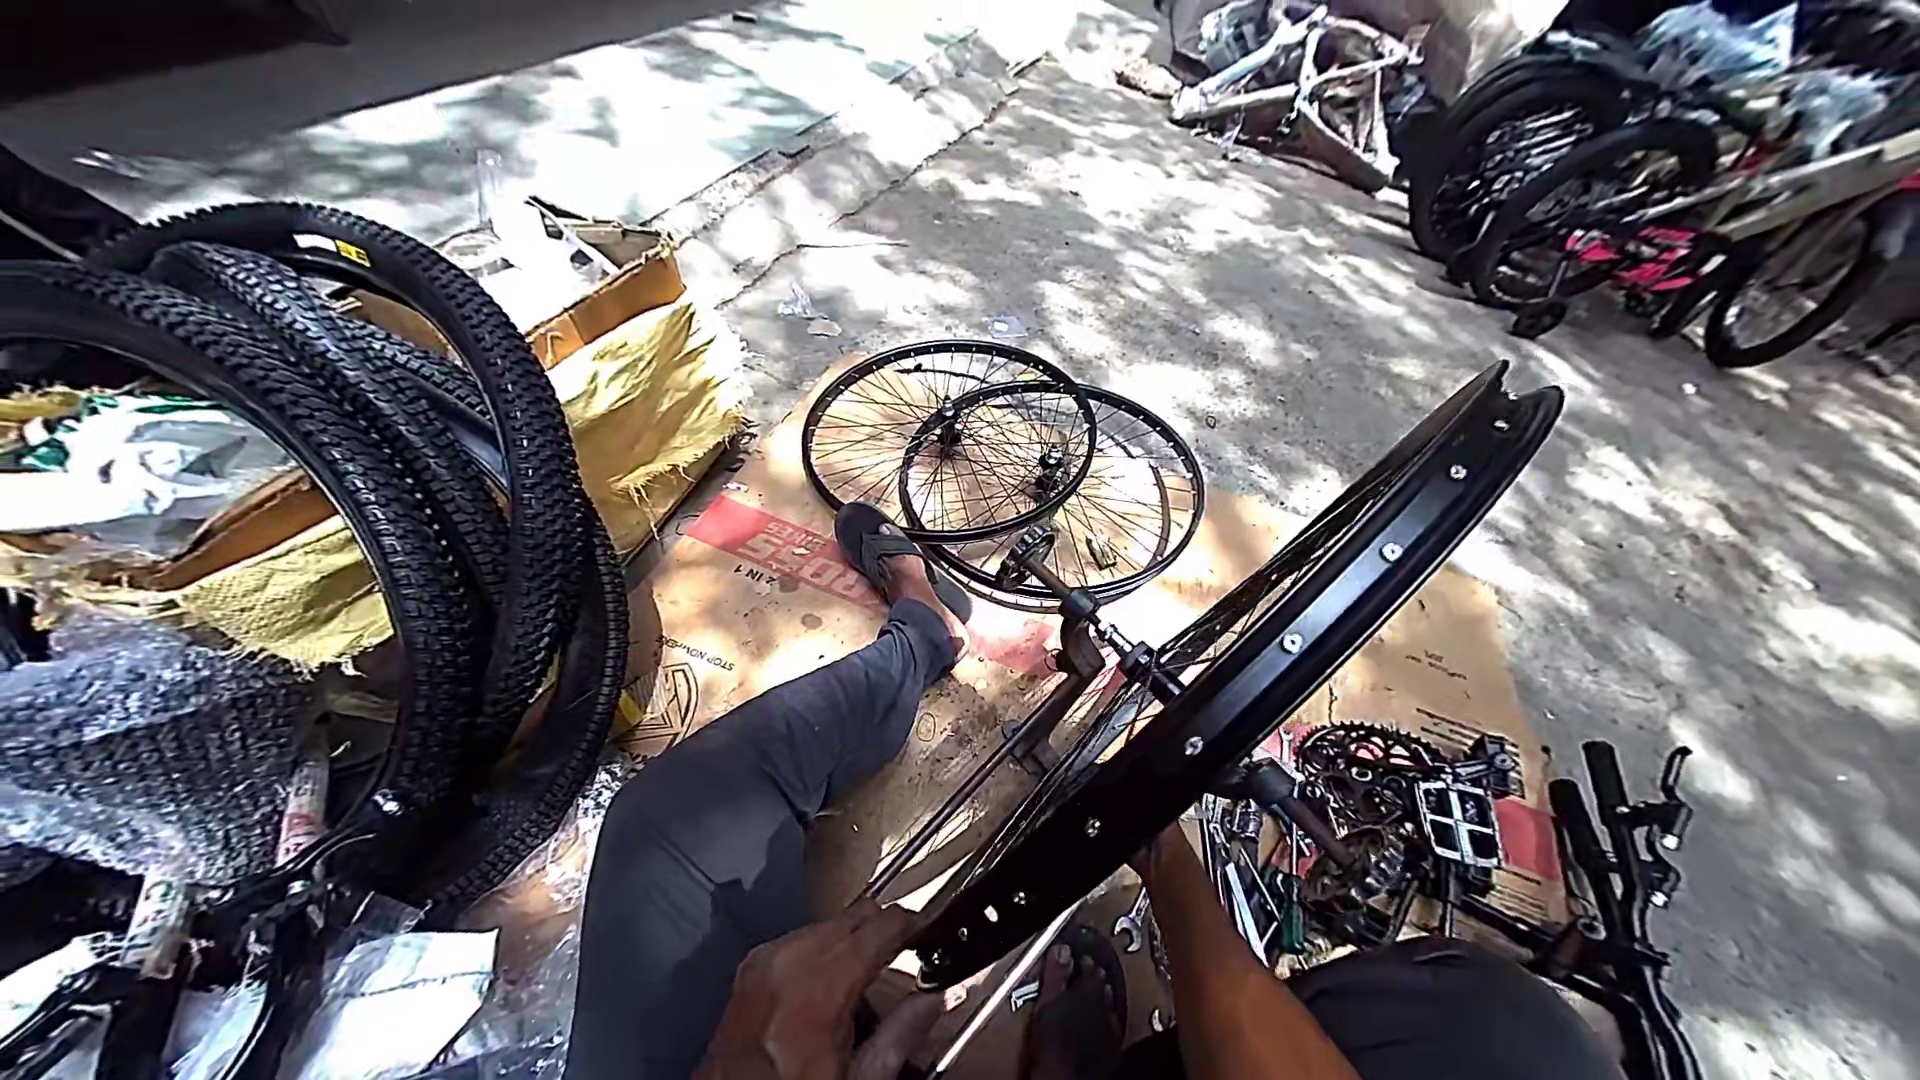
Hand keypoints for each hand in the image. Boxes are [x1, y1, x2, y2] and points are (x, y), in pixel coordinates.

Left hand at [696, 898, 948, 1079]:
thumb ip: (901, 1035)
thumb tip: (935, 1000)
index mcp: (821, 987)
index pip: (882, 924)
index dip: (912, 924)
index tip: (924, 932)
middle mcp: (791, 960)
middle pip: (858, 913)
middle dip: (883, 930)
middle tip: (901, 954)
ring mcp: (768, 957)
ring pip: (831, 920)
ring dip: (853, 938)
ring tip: (861, 978)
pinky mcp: (753, 962)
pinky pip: (802, 935)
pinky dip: (822, 948)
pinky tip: (826, 982)